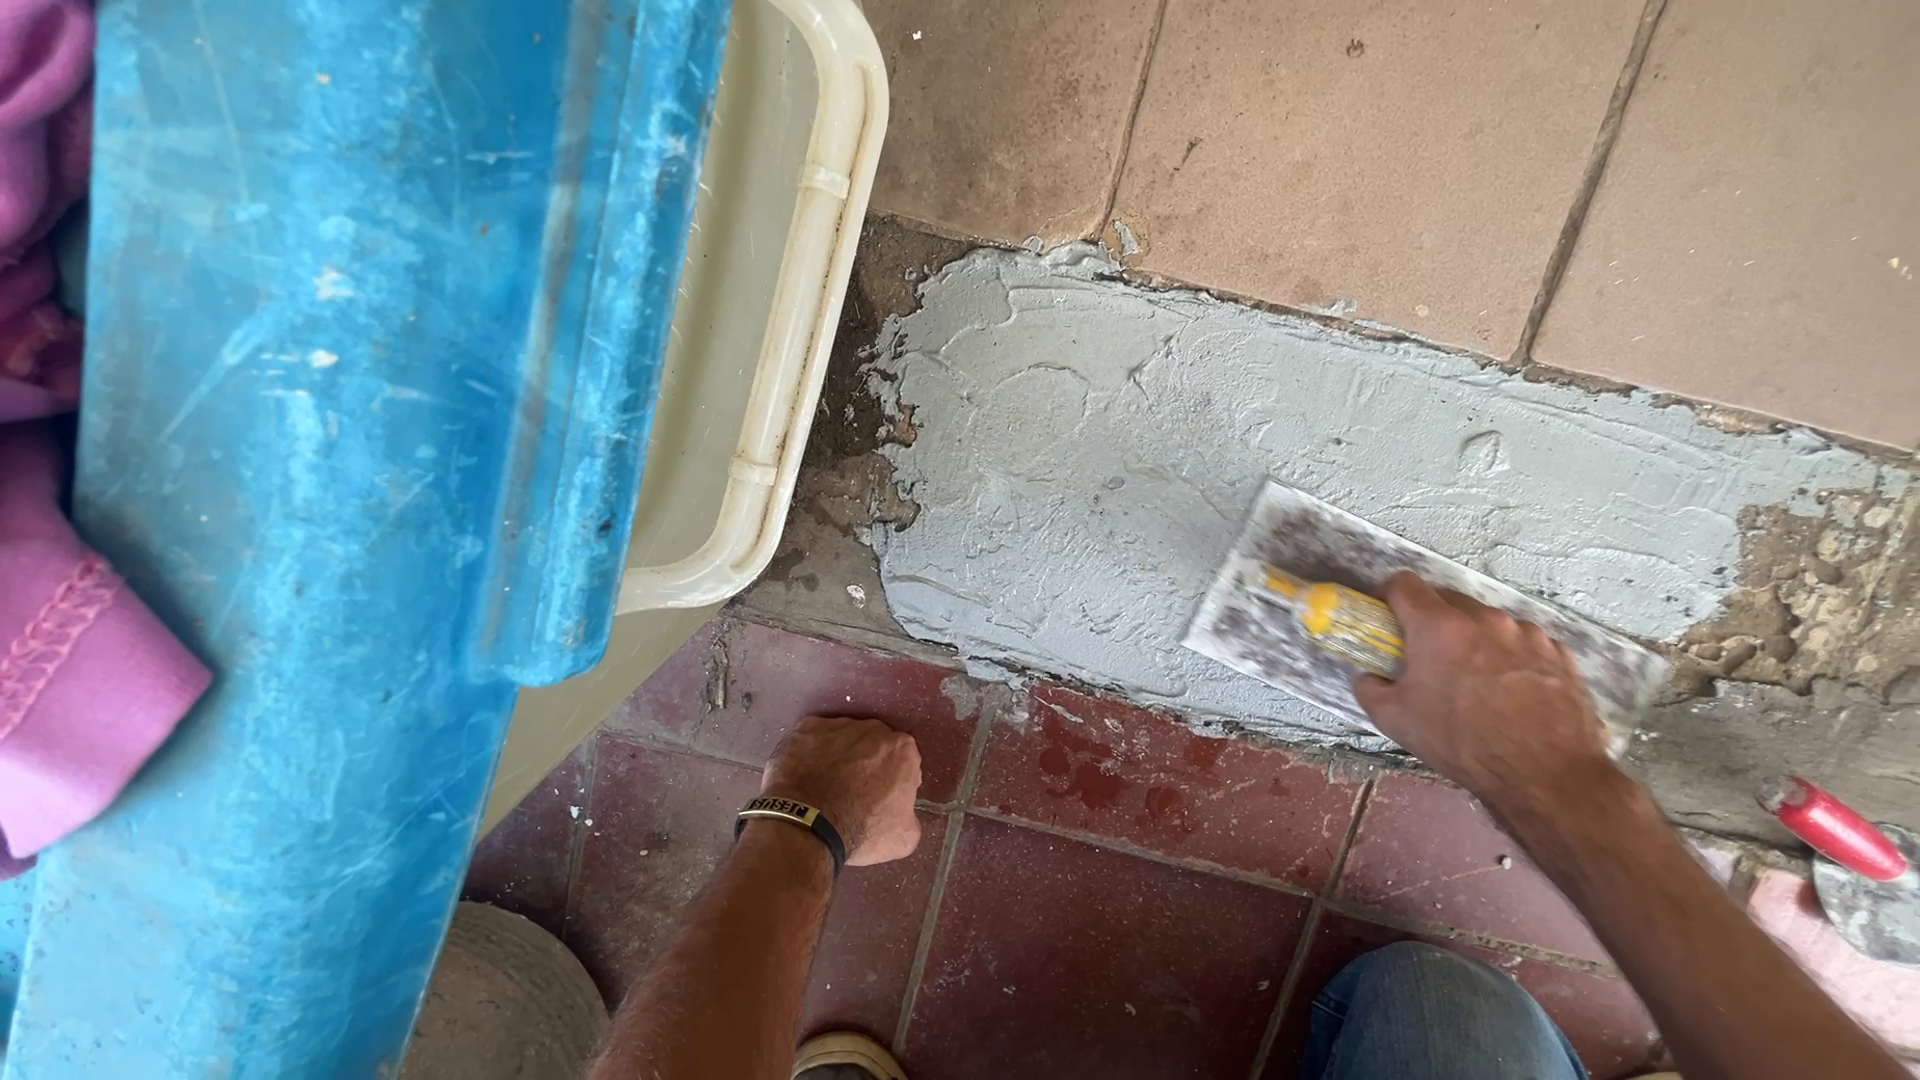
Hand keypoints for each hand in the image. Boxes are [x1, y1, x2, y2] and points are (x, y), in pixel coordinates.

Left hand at [760, 716, 922, 866]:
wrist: (808, 827)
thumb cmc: (860, 831)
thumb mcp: (904, 837)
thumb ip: (909, 812)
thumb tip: (902, 810)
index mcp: (902, 750)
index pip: (904, 761)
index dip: (892, 780)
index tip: (881, 797)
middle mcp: (873, 729)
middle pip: (874, 744)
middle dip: (866, 762)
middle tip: (852, 790)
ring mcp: (837, 726)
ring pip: (842, 738)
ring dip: (838, 755)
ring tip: (823, 785)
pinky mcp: (806, 728)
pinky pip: (812, 738)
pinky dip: (809, 752)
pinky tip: (804, 775)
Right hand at [1352, 572, 1617, 817]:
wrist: (1545, 775)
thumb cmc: (1461, 742)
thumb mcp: (1393, 719)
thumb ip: (1369, 687)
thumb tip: (1370, 677)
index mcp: (1438, 627)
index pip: (1404, 583)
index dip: (1389, 595)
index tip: (1386, 615)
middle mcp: (1484, 619)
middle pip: (1447, 599)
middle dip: (1432, 619)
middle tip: (1427, 654)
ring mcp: (1527, 633)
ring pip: (1487, 621)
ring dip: (1473, 637)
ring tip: (1474, 676)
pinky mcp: (1559, 653)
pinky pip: (1523, 641)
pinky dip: (1509, 654)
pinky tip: (1510, 688)